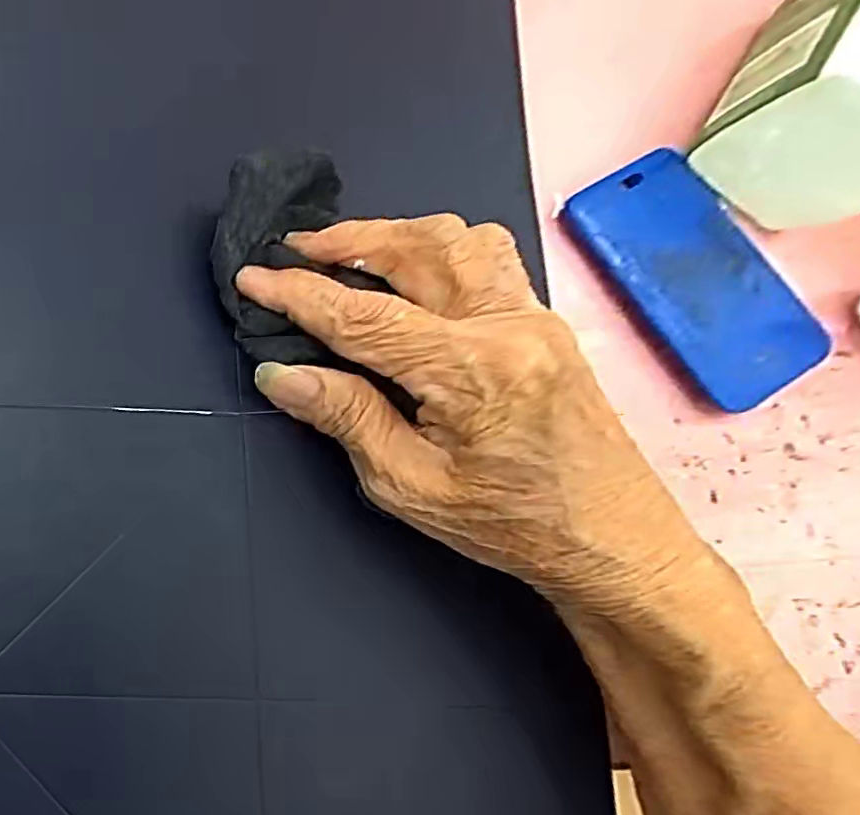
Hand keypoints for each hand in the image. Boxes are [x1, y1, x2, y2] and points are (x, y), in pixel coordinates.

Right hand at [236, 214, 714, 618]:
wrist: (607, 535)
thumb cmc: (502, 520)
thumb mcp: (403, 481)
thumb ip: (345, 417)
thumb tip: (282, 375)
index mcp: (470, 370)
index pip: (363, 318)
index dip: (298, 295)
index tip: (253, 279)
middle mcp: (508, 326)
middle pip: (420, 250)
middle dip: (348, 240)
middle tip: (292, 247)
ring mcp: (532, 319)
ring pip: (461, 241)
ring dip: (393, 234)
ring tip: (341, 248)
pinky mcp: (539, 326)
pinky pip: (486, 260)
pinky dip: (432, 249)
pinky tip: (404, 268)